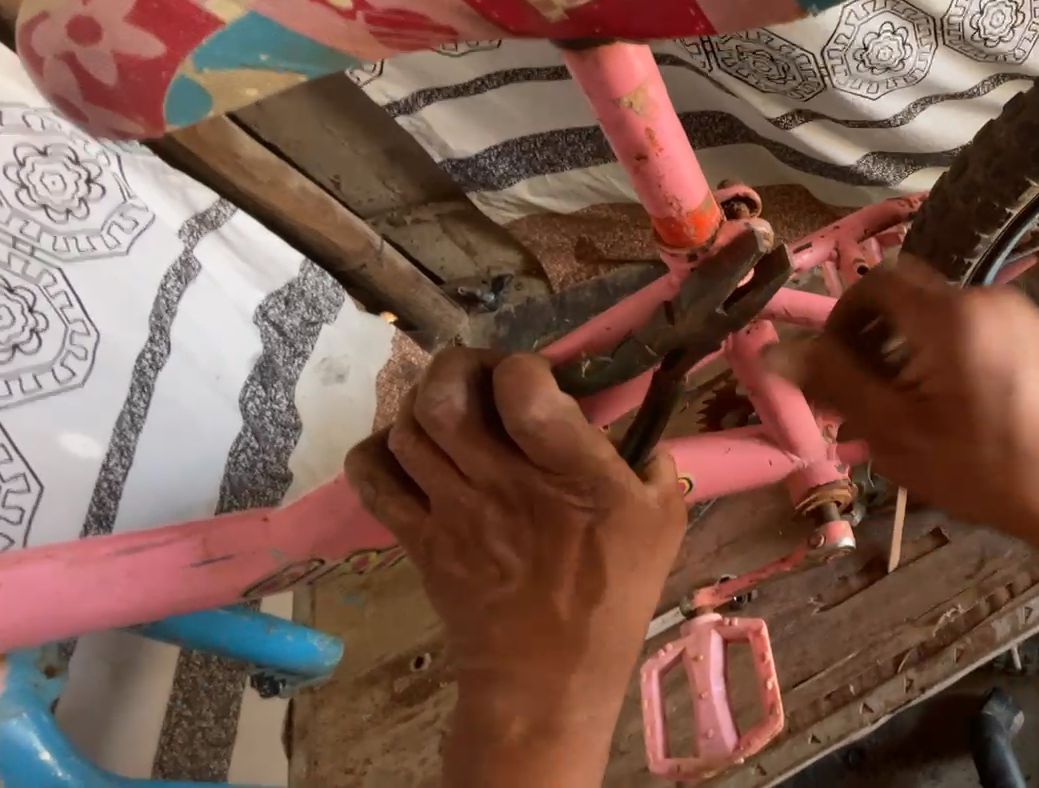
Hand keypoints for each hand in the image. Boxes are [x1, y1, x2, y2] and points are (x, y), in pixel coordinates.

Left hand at [344, 349, 685, 741]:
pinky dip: (380, 448)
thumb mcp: (665, 517)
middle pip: (444, 398)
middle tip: (486, 374)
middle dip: (461, 367)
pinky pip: (372, 477)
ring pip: (406, 428)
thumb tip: (642, 435)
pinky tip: (411, 447)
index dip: (523, 365)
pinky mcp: (418, 538)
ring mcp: (452, 510)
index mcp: (571, 472)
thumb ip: (658, 462)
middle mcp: (503, 481)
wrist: (549, 674)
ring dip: (426, 402)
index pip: (523, 392)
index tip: (540, 373)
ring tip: (456, 408)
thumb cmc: (617, 589)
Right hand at [776, 257, 1038, 553]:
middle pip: (908, 293)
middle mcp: (986, 297)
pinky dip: (945, 349)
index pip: (876, 281)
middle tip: (867, 393)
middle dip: (875, 334)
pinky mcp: (1036, 335)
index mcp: (949, 313)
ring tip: (909, 408)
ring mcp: (1018, 314)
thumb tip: (773, 351)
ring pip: (940, 311)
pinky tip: (952, 405)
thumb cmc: (988, 470)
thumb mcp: (898, 433)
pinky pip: (973, 325)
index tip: (833, 367)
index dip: (843, 318)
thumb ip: (834, 384)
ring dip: (909, 345)